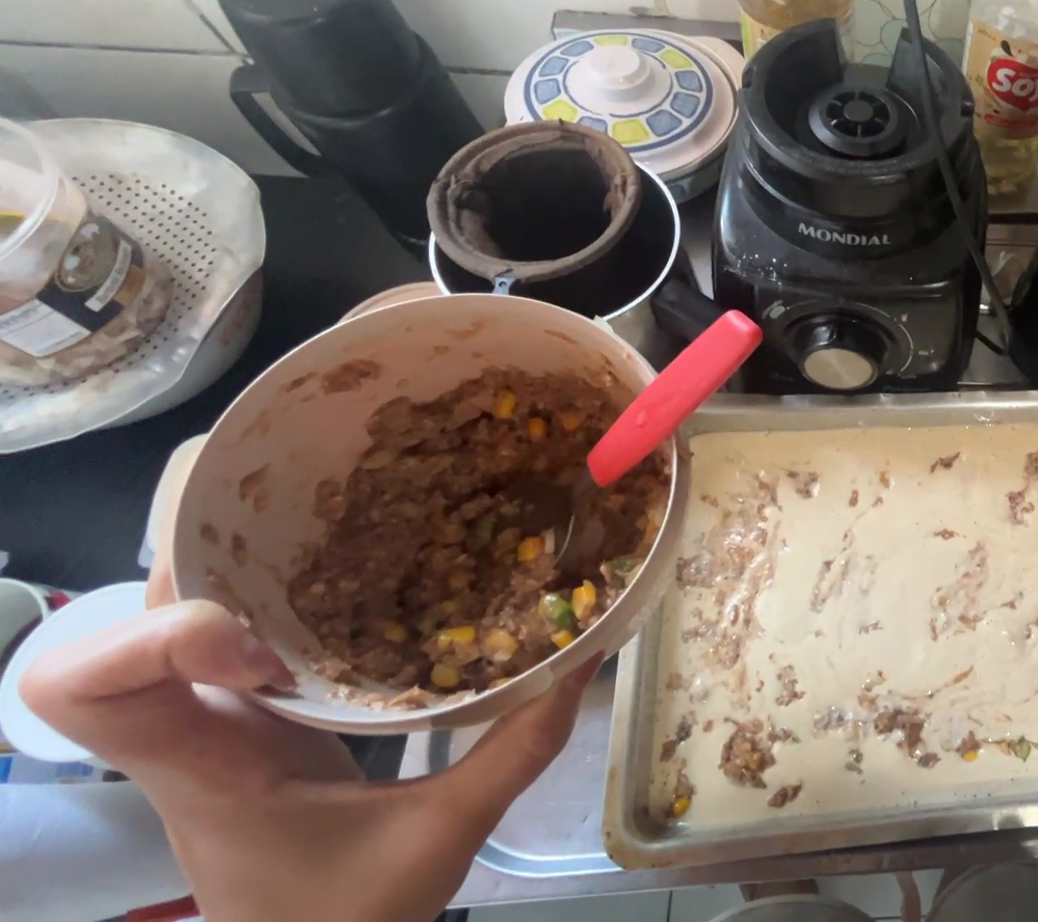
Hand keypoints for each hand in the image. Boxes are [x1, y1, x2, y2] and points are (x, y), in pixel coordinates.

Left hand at [20, 557, 598, 921]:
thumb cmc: (353, 918)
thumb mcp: (447, 834)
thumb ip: (520, 746)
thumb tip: (587, 653)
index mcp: (209, 768)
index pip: (83, 692)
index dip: (159, 639)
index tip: (266, 642)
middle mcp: (193, 733)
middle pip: (123, 627)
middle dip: (207, 561)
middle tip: (313, 521)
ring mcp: (218, 724)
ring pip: (175, 622)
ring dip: (245, 569)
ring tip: (341, 528)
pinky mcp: (252, 722)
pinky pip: (239, 642)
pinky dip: (281, 600)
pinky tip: (360, 581)